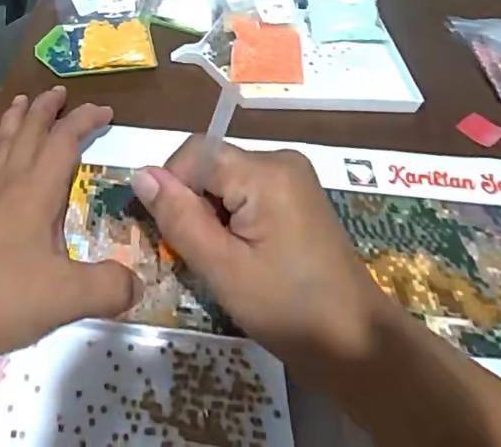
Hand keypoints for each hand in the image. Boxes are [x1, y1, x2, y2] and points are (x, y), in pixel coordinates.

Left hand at [0, 87, 136, 370]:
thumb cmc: (2, 298)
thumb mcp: (68, 298)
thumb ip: (109, 288)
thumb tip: (137, 286)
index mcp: (37, 191)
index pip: (65, 140)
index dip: (86, 120)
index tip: (106, 110)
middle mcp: (8, 181)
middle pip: (30, 131)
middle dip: (47, 108)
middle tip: (59, 91)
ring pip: (1, 142)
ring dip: (15, 118)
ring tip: (22, 100)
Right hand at [131, 139, 391, 368]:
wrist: (360, 348)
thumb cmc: (290, 310)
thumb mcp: (224, 269)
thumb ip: (180, 217)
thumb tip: (140, 173)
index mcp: (266, 172)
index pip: (195, 153)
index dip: (173, 187)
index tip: (174, 234)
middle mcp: (280, 160)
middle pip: (211, 165)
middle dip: (194, 205)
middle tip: (201, 256)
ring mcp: (292, 177)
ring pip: (226, 180)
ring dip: (212, 214)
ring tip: (224, 261)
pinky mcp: (297, 195)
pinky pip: (247, 191)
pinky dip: (233, 218)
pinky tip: (243, 255)